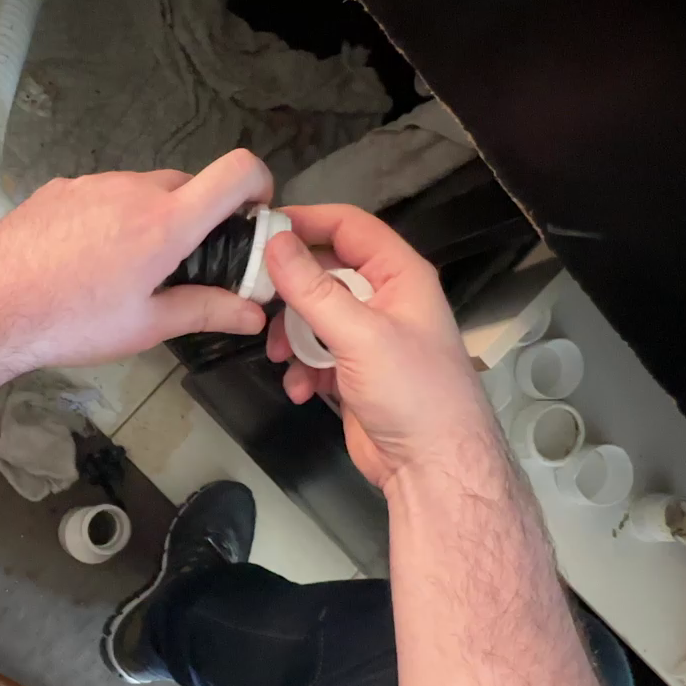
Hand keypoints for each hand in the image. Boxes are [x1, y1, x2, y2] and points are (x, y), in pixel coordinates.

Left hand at [0, 150, 272, 369]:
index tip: (253, 216)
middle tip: (182, 267)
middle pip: (188, 186)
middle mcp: (134, 188)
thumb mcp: (144, 326)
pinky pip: (102, 195)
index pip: (237, 169)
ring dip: (152, 219)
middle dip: (198, 219)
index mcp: (166, 221)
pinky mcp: (58, 189)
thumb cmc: (73, 323)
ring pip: (142, 191)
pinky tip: (83, 260)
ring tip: (124, 271)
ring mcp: (92, 183)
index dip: (259, 183)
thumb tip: (254, 314)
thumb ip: (205, 311)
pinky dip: (112, 218)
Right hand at [263, 204, 501, 489]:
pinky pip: (314, 357)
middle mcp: (384, 301)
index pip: (350, 228)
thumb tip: (275, 242)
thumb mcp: (359, 334)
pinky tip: (301, 390)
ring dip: (291, 339)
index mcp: (399, 276)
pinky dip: (301, 371)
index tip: (262, 229)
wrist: (430, 464)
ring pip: (313, 320)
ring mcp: (367, 339)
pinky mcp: (352, 373)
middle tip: (255, 304)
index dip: (308, 222)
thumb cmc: (411, 392)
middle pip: (324, 275)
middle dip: (290, 294)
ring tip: (279, 359)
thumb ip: (314, 288)